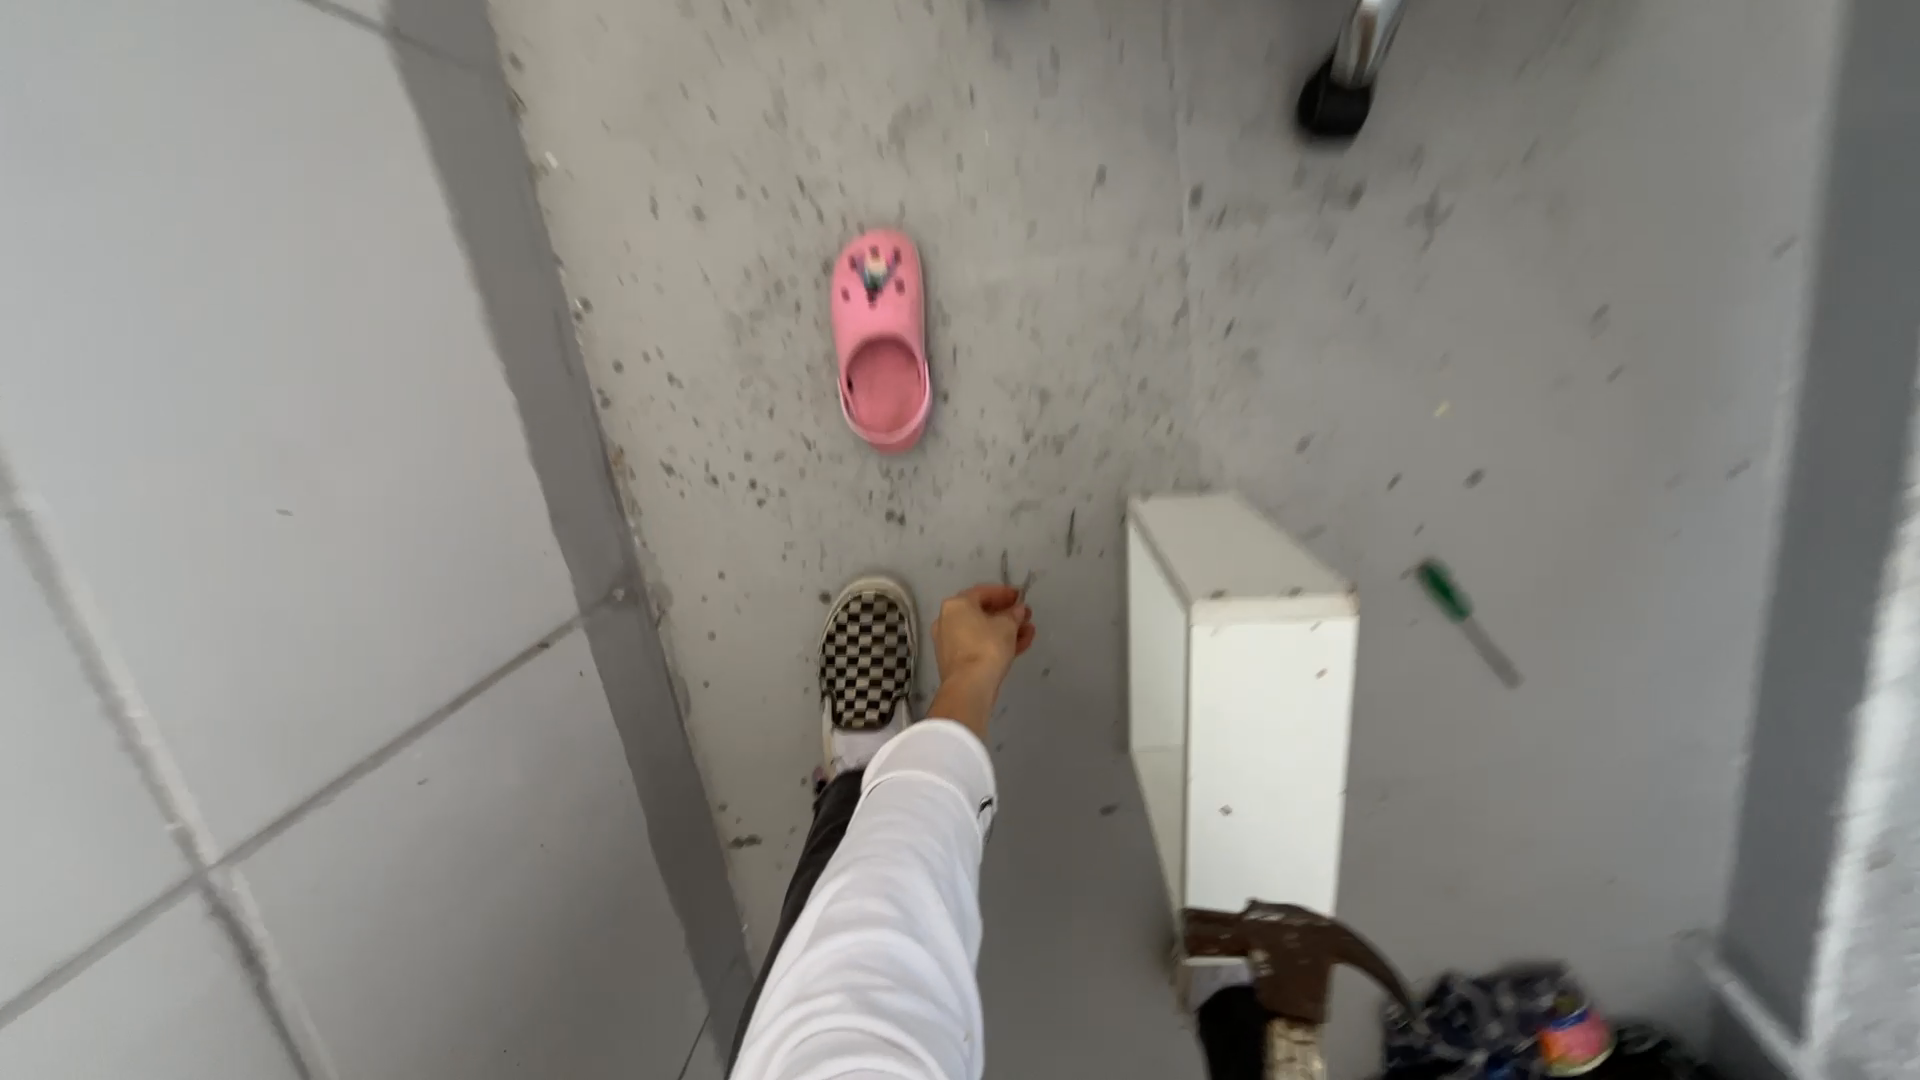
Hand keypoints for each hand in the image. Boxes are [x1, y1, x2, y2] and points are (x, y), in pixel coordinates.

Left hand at [927, 584, 1035, 738]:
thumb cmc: (987, 646)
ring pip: (982, 631)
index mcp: (956, 605)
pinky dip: (996, 643)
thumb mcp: (1007, 626)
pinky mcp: (956, 661)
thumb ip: (1014, 614)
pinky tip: (1020, 645)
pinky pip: (978, 645)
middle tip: (1026, 616)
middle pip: (982, 613)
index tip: (1021, 596)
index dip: (1005, 593)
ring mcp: (949, 642)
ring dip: (1006, 630)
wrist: (969, 686)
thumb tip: (1018, 610)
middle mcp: (947, 620)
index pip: (983, 592)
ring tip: (1029, 632)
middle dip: (1007, 614)